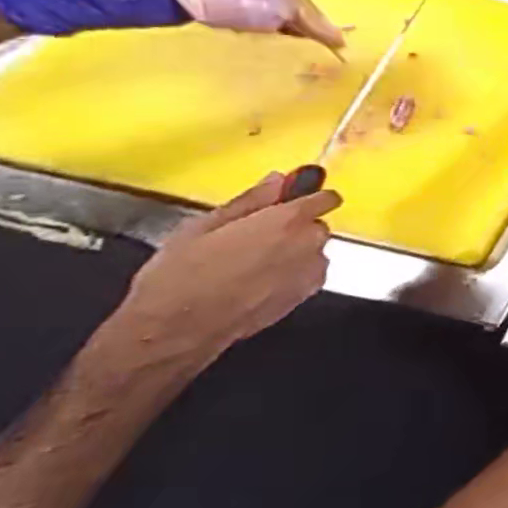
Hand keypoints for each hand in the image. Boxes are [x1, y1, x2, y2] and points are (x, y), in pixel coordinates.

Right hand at [112, 172, 341, 360]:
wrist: (182, 327)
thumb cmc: (183, 273)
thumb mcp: (204, 226)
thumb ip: (251, 200)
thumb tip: (279, 180)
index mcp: (287, 221)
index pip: (325, 198)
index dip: (312, 196)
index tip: (297, 197)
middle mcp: (309, 244)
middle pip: (316, 225)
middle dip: (294, 227)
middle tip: (254, 236)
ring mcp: (312, 271)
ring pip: (312, 250)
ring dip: (293, 250)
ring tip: (250, 262)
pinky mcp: (308, 293)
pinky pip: (308, 272)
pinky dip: (292, 271)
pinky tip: (259, 280)